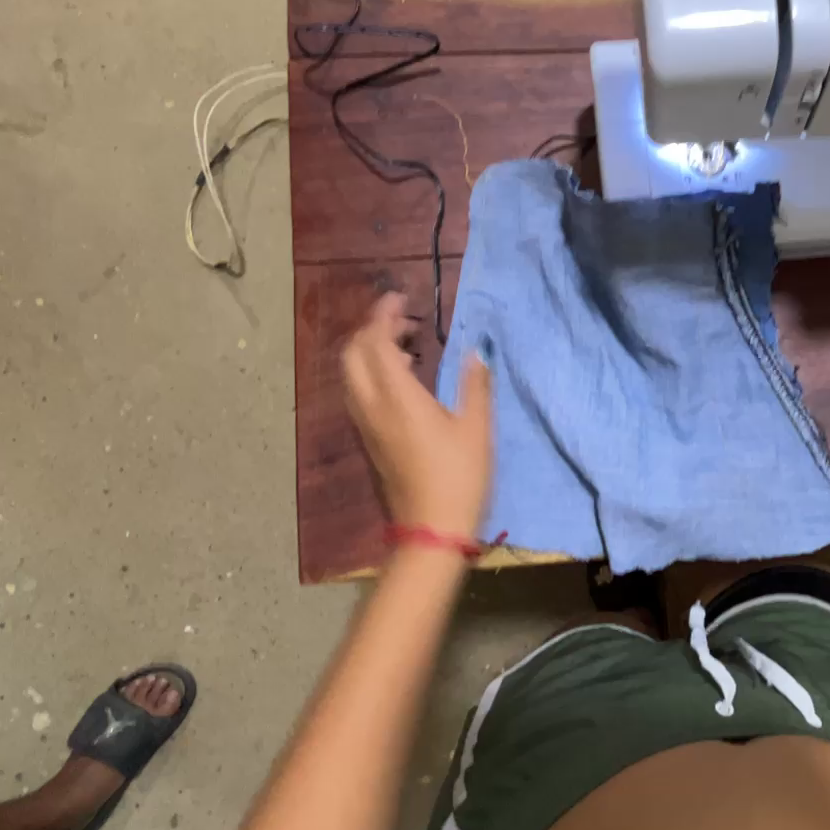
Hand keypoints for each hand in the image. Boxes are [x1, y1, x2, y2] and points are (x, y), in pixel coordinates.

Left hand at [339, 292, 492, 538]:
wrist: (431, 530)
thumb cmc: (460, 477)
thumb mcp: (477, 428)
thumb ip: (475, 384)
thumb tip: (475, 352)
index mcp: (398, 397)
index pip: (376, 342)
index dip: (384, 315)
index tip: (400, 299)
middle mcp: (372, 407)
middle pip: (352, 354)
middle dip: (371, 329)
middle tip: (404, 322)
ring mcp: (367, 426)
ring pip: (352, 375)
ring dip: (370, 352)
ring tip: (407, 347)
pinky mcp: (370, 441)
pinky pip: (359, 393)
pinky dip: (373, 373)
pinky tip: (403, 380)